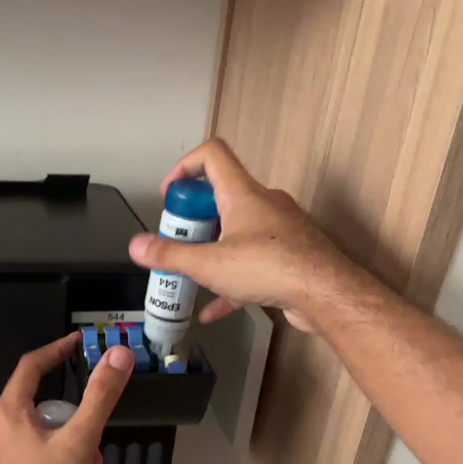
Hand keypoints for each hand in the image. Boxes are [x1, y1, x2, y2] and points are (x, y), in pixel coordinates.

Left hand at [0, 334, 132, 463]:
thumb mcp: (81, 441)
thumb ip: (99, 396)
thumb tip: (117, 356)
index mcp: (7, 413)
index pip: (30, 366)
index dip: (55, 351)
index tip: (75, 345)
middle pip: (32, 402)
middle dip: (66, 410)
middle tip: (91, 425)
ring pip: (28, 430)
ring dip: (57, 435)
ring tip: (85, 458)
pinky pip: (21, 453)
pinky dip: (43, 454)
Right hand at [128, 138, 382, 333]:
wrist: (324, 294)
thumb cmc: (273, 268)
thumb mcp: (208, 264)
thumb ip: (170, 255)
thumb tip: (138, 246)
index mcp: (242, 193)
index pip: (212, 155)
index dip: (185, 167)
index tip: (170, 194)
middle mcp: (263, 204)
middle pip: (221, 197)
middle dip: (194, 221)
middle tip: (179, 243)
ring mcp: (279, 230)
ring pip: (237, 232)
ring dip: (213, 249)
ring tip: (194, 274)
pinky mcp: (288, 256)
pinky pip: (252, 263)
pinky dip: (231, 281)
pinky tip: (215, 308)